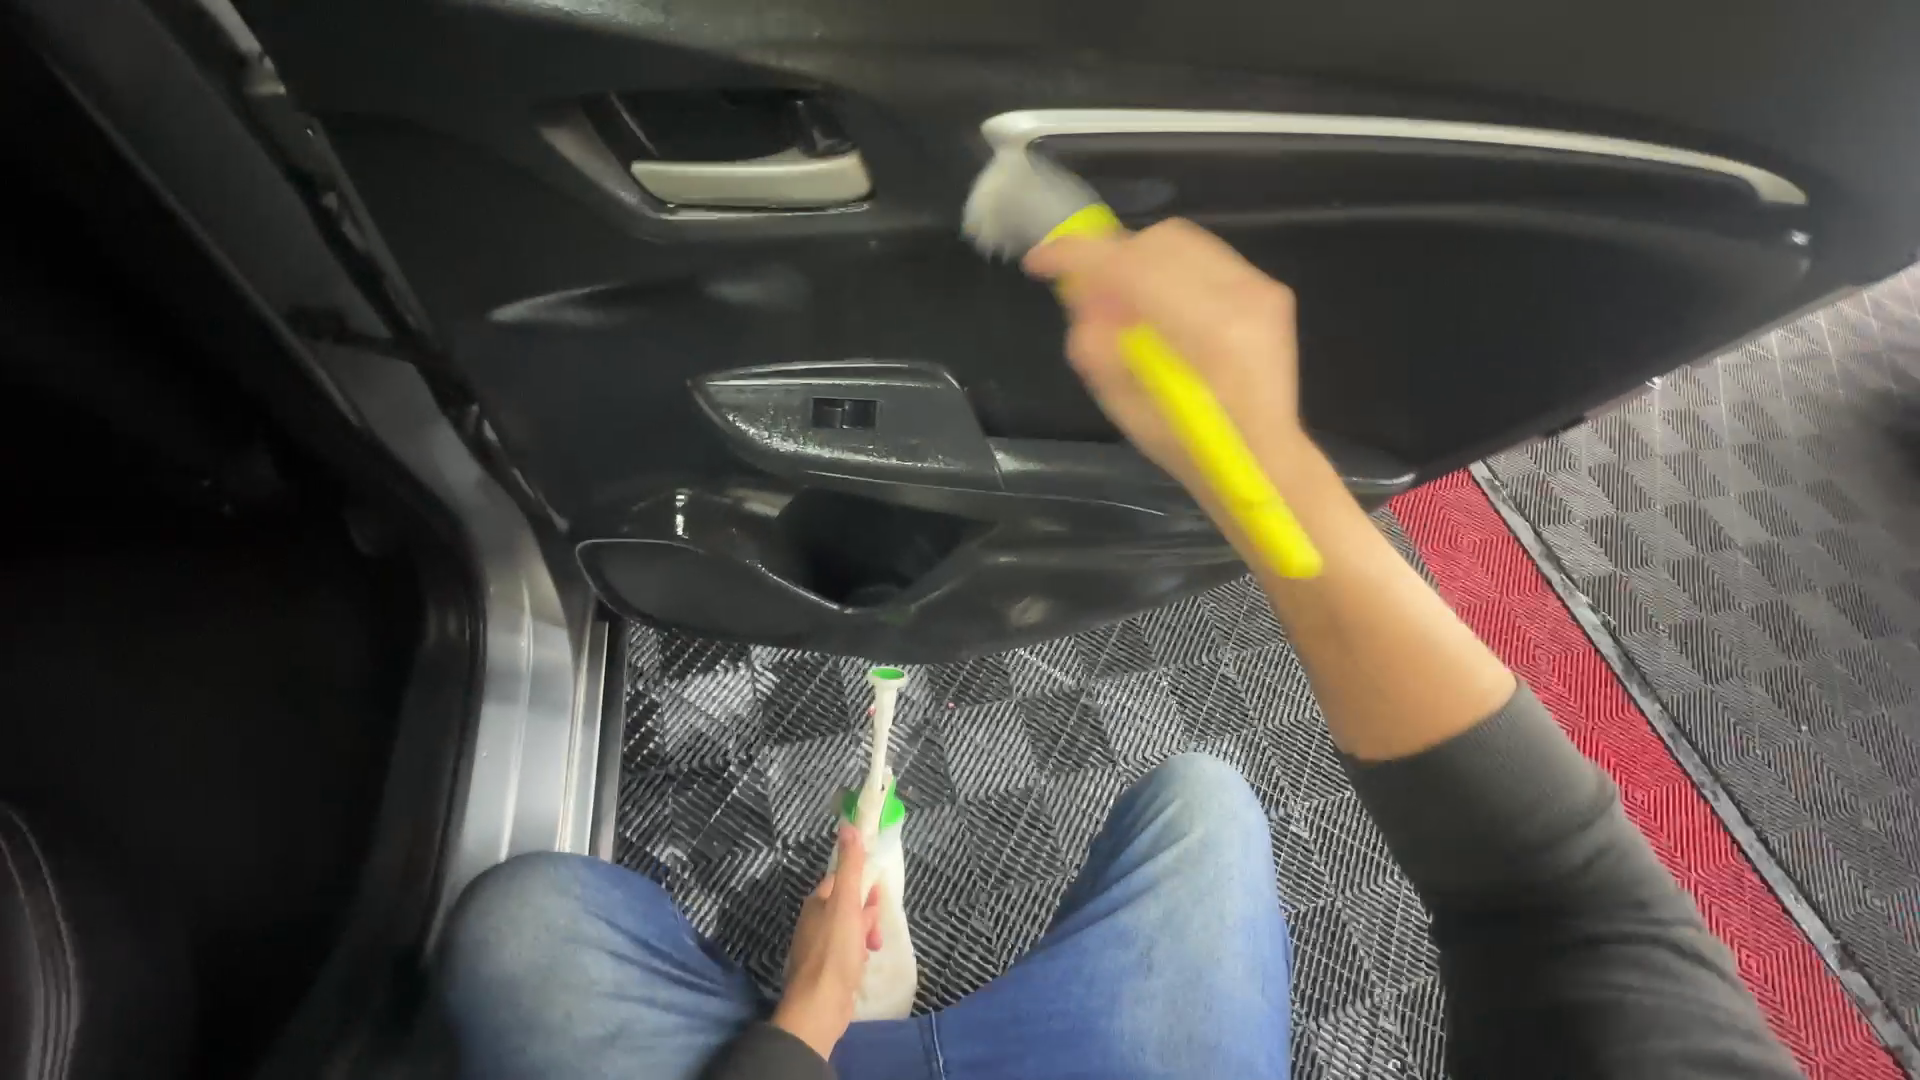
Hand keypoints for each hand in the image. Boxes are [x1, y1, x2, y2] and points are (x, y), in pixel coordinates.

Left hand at [772, 825, 881, 1059]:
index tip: (877, 899)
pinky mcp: (824, 971)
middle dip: (867, 915)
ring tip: (872, 950)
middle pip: (848, 906)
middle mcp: (814, 921)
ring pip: (849, 930)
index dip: (863, 887)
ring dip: (865, 936)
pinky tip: (863, 964)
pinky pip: (846, 952)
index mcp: (818, 902)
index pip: (843, 881)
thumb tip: (848, 825)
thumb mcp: (846, 904)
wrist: (818, 1008)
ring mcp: (818, 947)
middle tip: (874, 933)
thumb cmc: (834, 952)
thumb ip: (851, 866)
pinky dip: (858, 954)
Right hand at [1024, 219, 1309, 503]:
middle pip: (1157, 241)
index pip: (1131, 267)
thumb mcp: (1127, 412)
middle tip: (1086, 290)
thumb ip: (1098, 351)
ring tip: (1121, 300)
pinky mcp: (1268, 289)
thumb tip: (1083, 303)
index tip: (1040, 262)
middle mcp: (1240, 294)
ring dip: (1139, 262)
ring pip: (1182, 242)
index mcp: (1207, 332)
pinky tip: (1158, 307)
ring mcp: (1260, 288)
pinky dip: (1169, 272)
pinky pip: (1205, 258)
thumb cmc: (1191, 449)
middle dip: (1110, 256)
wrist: (1262, 457)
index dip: (1077, 257)